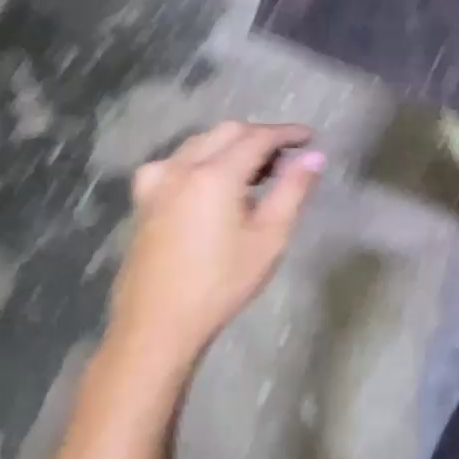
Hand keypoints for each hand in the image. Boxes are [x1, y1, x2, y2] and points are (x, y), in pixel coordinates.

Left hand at [107, 122, 321, 367]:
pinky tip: (215, 185)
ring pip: (200, 144)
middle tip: (288, 156)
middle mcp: (181, 169)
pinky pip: (177, 162)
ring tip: (258, 172)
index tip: (310, 138)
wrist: (158, 326)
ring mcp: (156, 184)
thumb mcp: (270, 237)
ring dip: (231, 146)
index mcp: (214, 175)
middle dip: (260, 136)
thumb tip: (315, 157)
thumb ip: (293, 190)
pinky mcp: (143, 202)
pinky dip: (203, 160)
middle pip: (226, 132)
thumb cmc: (222, 283)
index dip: (287, 133)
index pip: (257, 137)